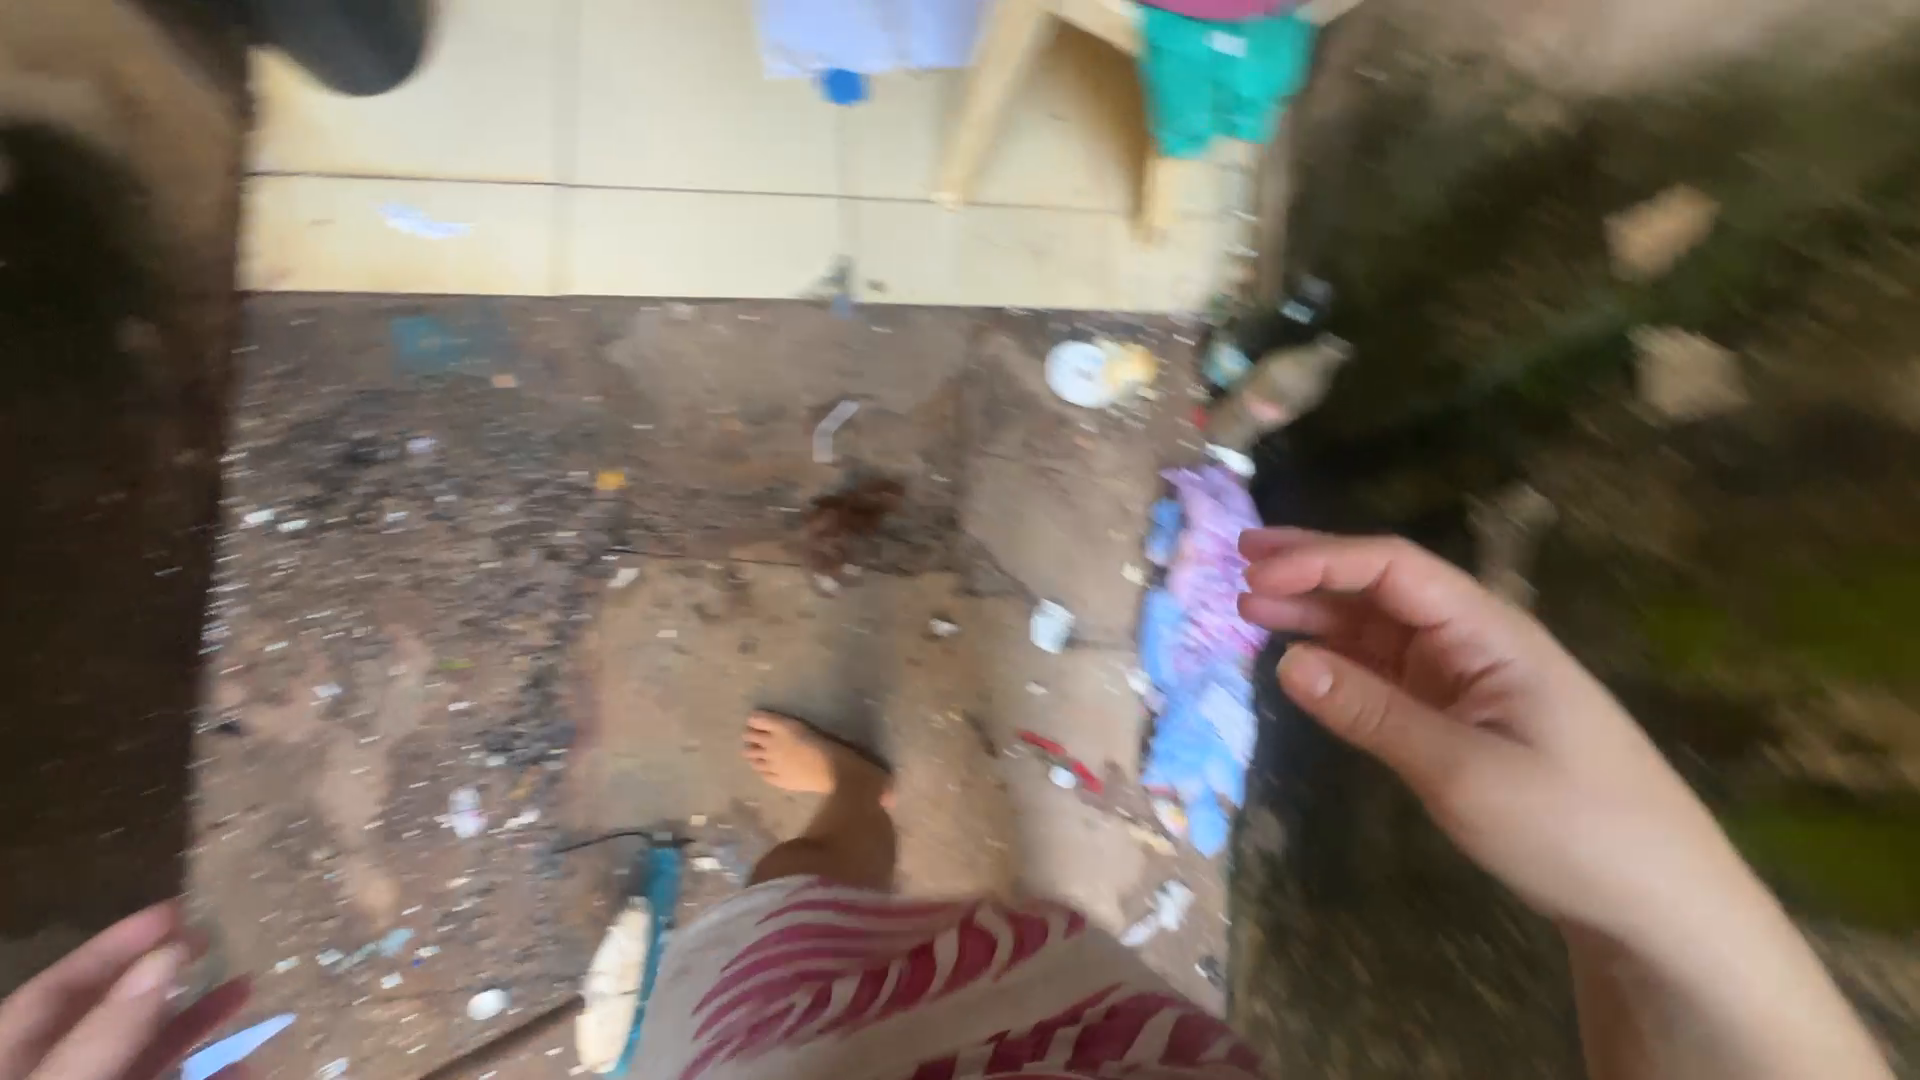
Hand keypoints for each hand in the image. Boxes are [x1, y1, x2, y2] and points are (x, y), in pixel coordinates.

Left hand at [0, 901, 250, 1079]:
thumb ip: (107, 1028)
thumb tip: (173, 950)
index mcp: (13, 1060)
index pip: (53, 992)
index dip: (111, 947)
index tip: (177, 906)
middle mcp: (55, 1071)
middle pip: (107, 1015)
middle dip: (164, 973)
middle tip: (215, 934)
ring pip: (146, 1049)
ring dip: (199, 1016)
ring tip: (247, 985)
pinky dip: (215, 1070)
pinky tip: (247, 1060)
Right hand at [1236, 528, 1757, 946]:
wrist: (1658, 908)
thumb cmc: (1575, 829)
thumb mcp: (1464, 772)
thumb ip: (1370, 711)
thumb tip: (1286, 661)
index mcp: (1490, 632)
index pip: (1394, 569)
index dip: (1321, 561)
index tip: (1256, 576)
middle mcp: (1470, 641)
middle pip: (1380, 585)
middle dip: (1310, 567)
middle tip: (1241, 561)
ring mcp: (1460, 677)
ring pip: (1374, 626)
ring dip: (1313, 610)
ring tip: (1249, 605)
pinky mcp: (1450, 712)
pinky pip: (1380, 670)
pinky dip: (1333, 657)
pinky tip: (1296, 654)